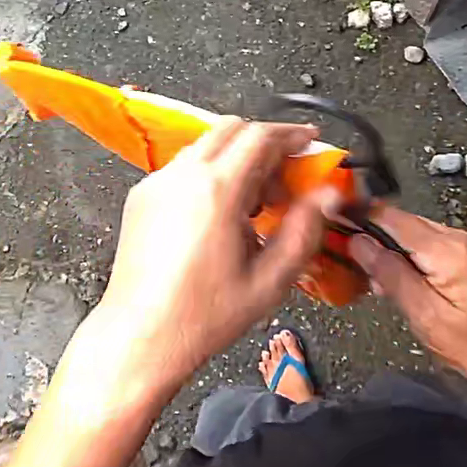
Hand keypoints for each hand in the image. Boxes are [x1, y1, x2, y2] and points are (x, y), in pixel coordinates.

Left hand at [73, 118, 335, 409]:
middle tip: (286, 173)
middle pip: (233, 128)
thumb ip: (305, 230)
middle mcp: (183, 178)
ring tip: (257, 200)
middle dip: (265, 142)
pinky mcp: (142, 198)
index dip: (291, 134)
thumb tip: (326, 196)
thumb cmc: (202, 316)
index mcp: (217, 192)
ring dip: (238, 156)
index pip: (260, 136)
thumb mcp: (271, 279)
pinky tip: (223, 211)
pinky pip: (185, 165)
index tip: (308, 141)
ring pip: (207, 144)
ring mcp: (158, 185)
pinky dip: (211, 171)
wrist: (140, 337)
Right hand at [349, 207, 466, 386]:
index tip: (333, 216)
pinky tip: (392, 281)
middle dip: (372, 236)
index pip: (394, 219)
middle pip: (402, 223)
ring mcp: (460, 246)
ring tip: (369, 277)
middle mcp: (455, 238)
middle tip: (346, 256)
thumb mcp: (423, 313)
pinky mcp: (460, 257)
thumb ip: (390, 273)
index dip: (361, 214)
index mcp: (447, 249)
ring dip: (387, 250)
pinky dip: (403, 258)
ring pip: (410, 234)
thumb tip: (358, 242)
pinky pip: (423, 247)